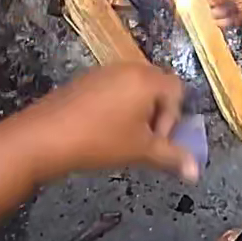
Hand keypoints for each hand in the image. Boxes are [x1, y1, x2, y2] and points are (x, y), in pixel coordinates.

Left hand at [1, 63, 198, 184]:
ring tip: (122, 139)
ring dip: (136, 113)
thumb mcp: (141, 151)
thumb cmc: (100, 140)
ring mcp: (104, 72)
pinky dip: (116, 109)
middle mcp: (128, 68)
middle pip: (156, 87)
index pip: (178, 91)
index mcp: (146, 79)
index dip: (174, 119)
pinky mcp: (85, 80)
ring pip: (133, 90)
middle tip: (143, 141)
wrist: (45, 136)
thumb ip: (172, 157)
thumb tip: (196, 172)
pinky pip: (112, 90)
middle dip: (156, 116)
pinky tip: (101, 132)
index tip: (157, 142)